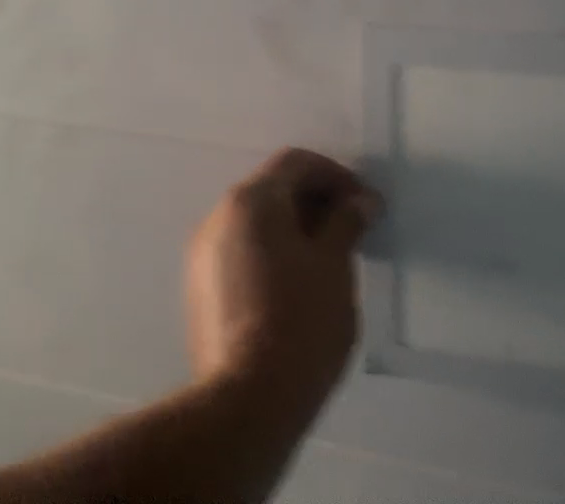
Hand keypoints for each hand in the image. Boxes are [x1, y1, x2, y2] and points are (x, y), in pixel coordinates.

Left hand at [185, 148, 379, 401]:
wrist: (248, 401)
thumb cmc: (301, 319)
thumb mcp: (335, 263)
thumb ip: (347, 221)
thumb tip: (360, 202)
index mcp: (251, 202)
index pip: (296, 163)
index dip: (337, 175)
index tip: (365, 205)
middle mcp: (218, 219)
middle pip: (273, 189)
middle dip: (316, 202)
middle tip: (353, 230)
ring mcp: (203, 257)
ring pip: (256, 224)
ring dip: (295, 229)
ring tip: (330, 260)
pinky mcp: (200, 292)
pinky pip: (243, 253)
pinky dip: (273, 254)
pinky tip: (300, 286)